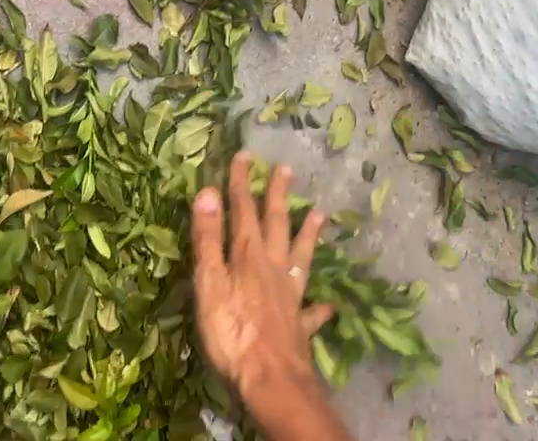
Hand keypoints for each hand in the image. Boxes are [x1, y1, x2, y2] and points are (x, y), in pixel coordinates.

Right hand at [191, 153, 332, 416]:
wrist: (273, 382)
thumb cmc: (232, 330)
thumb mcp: (210, 280)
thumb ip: (209, 237)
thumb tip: (208, 191)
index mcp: (248, 255)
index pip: (243, 210)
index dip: (241, 182)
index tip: (245, 155)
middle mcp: (273, 268)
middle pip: (276, 225)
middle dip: (278, 196)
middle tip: (286, 170)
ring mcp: (290, 296)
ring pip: (300, 257)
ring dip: (308, 235)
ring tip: (320, 215)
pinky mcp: (299, 325)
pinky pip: (313, 310)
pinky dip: (320, 305)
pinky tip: (329, 304)